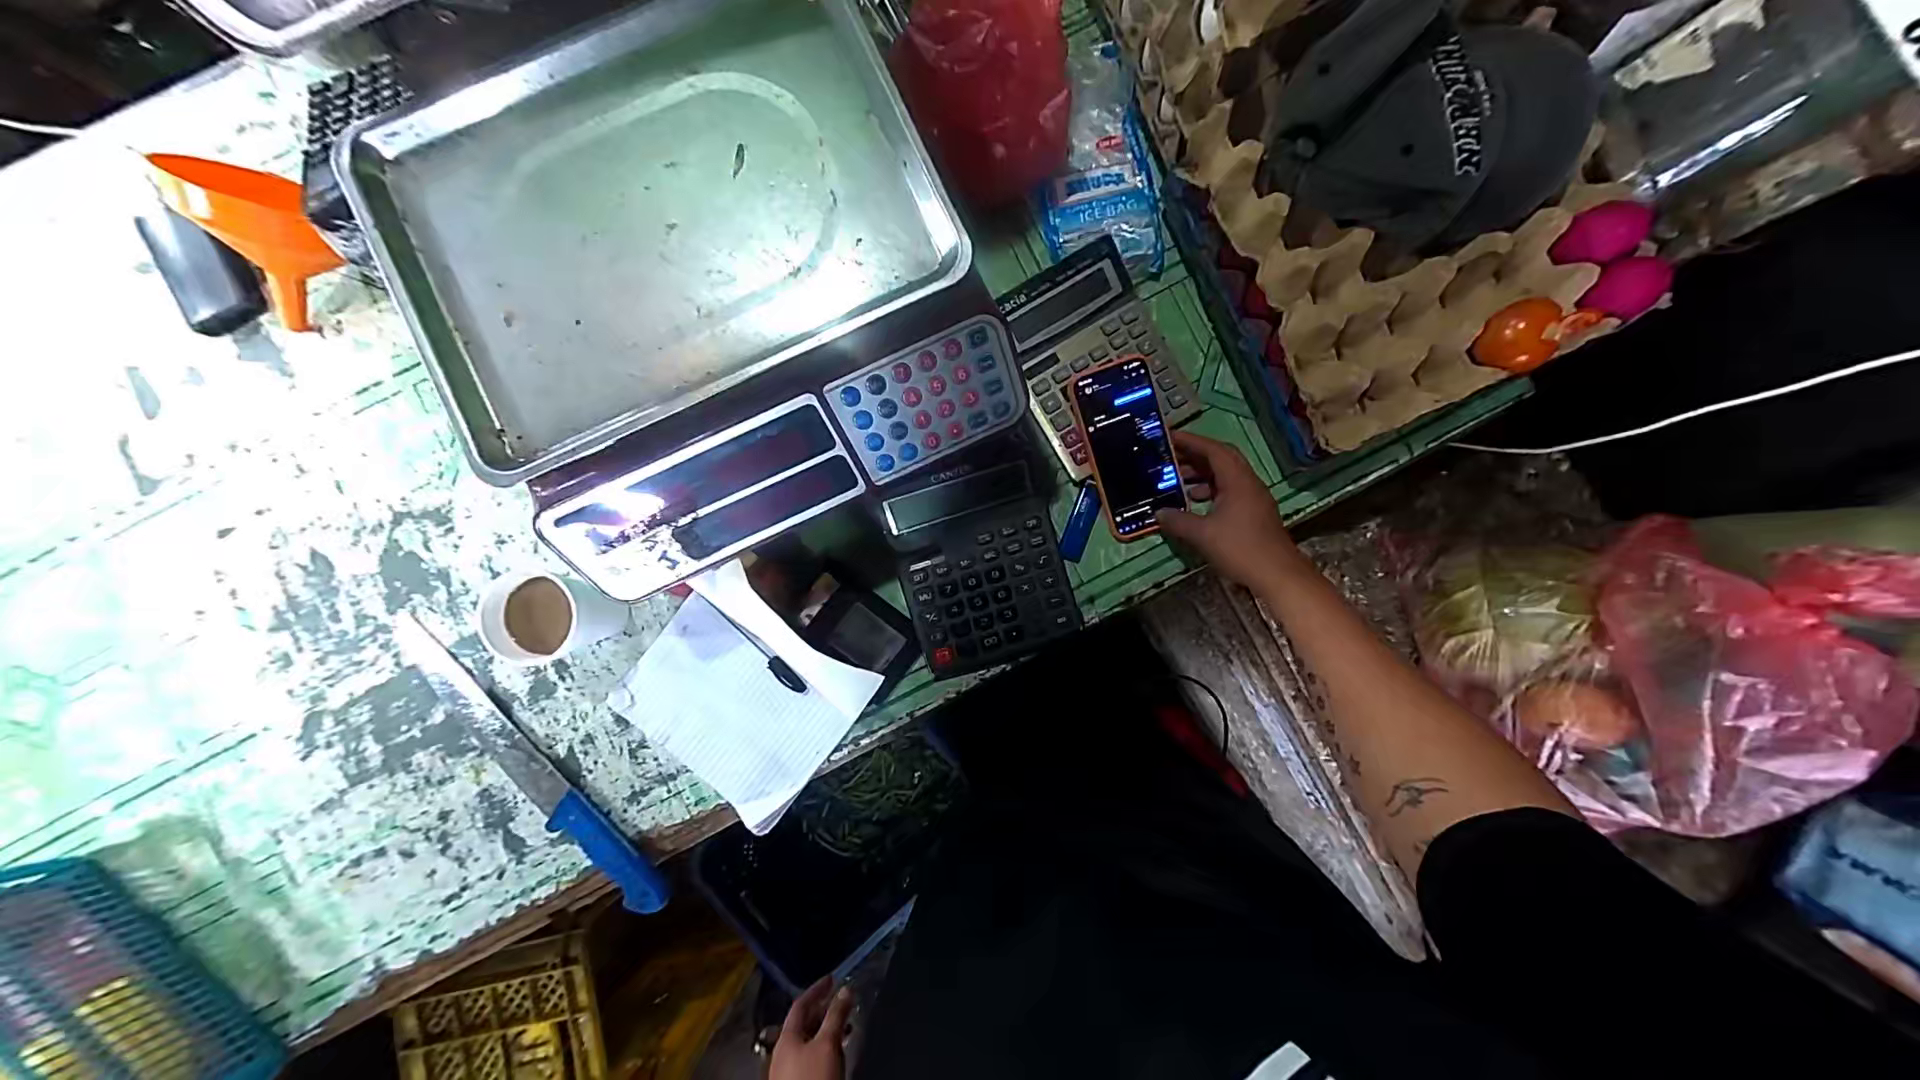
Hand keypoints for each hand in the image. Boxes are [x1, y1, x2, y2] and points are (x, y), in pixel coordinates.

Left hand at [770, 977, 854, 1079]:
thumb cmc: (814, 1079)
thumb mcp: (828, 1044)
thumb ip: (836, 1015)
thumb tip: (845, 989)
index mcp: (786, 1039)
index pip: (800, 1005)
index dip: (817, 989)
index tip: (833, 978)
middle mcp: (783, 1052)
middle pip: (803, 1023)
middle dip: (824, 1009)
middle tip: (843, 1001)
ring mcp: (788, 1071)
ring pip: (808, 1041)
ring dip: (826, 1029)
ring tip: (846, 1025)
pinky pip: (810, 1056)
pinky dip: (825, 1046)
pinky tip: (838, 1051)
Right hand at [1157, 431, 1304, 589]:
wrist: (1278, 575)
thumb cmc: (1241, 549)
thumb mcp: (1202, 535)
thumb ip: (1178, 520)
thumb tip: (1159, 513)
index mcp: (1238, 481)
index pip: (1214, 450)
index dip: (1191, 441)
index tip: (1169, 437)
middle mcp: (1248, 484)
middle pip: (1221, 460)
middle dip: (1195, 456)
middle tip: (1170, 457)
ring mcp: (1253, 499)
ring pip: (1225, 476)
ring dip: (1201, 475)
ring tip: (1177, 481)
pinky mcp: (1253, 514)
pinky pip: (1228, 492)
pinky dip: (1209, 491)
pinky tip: (1194, 503)